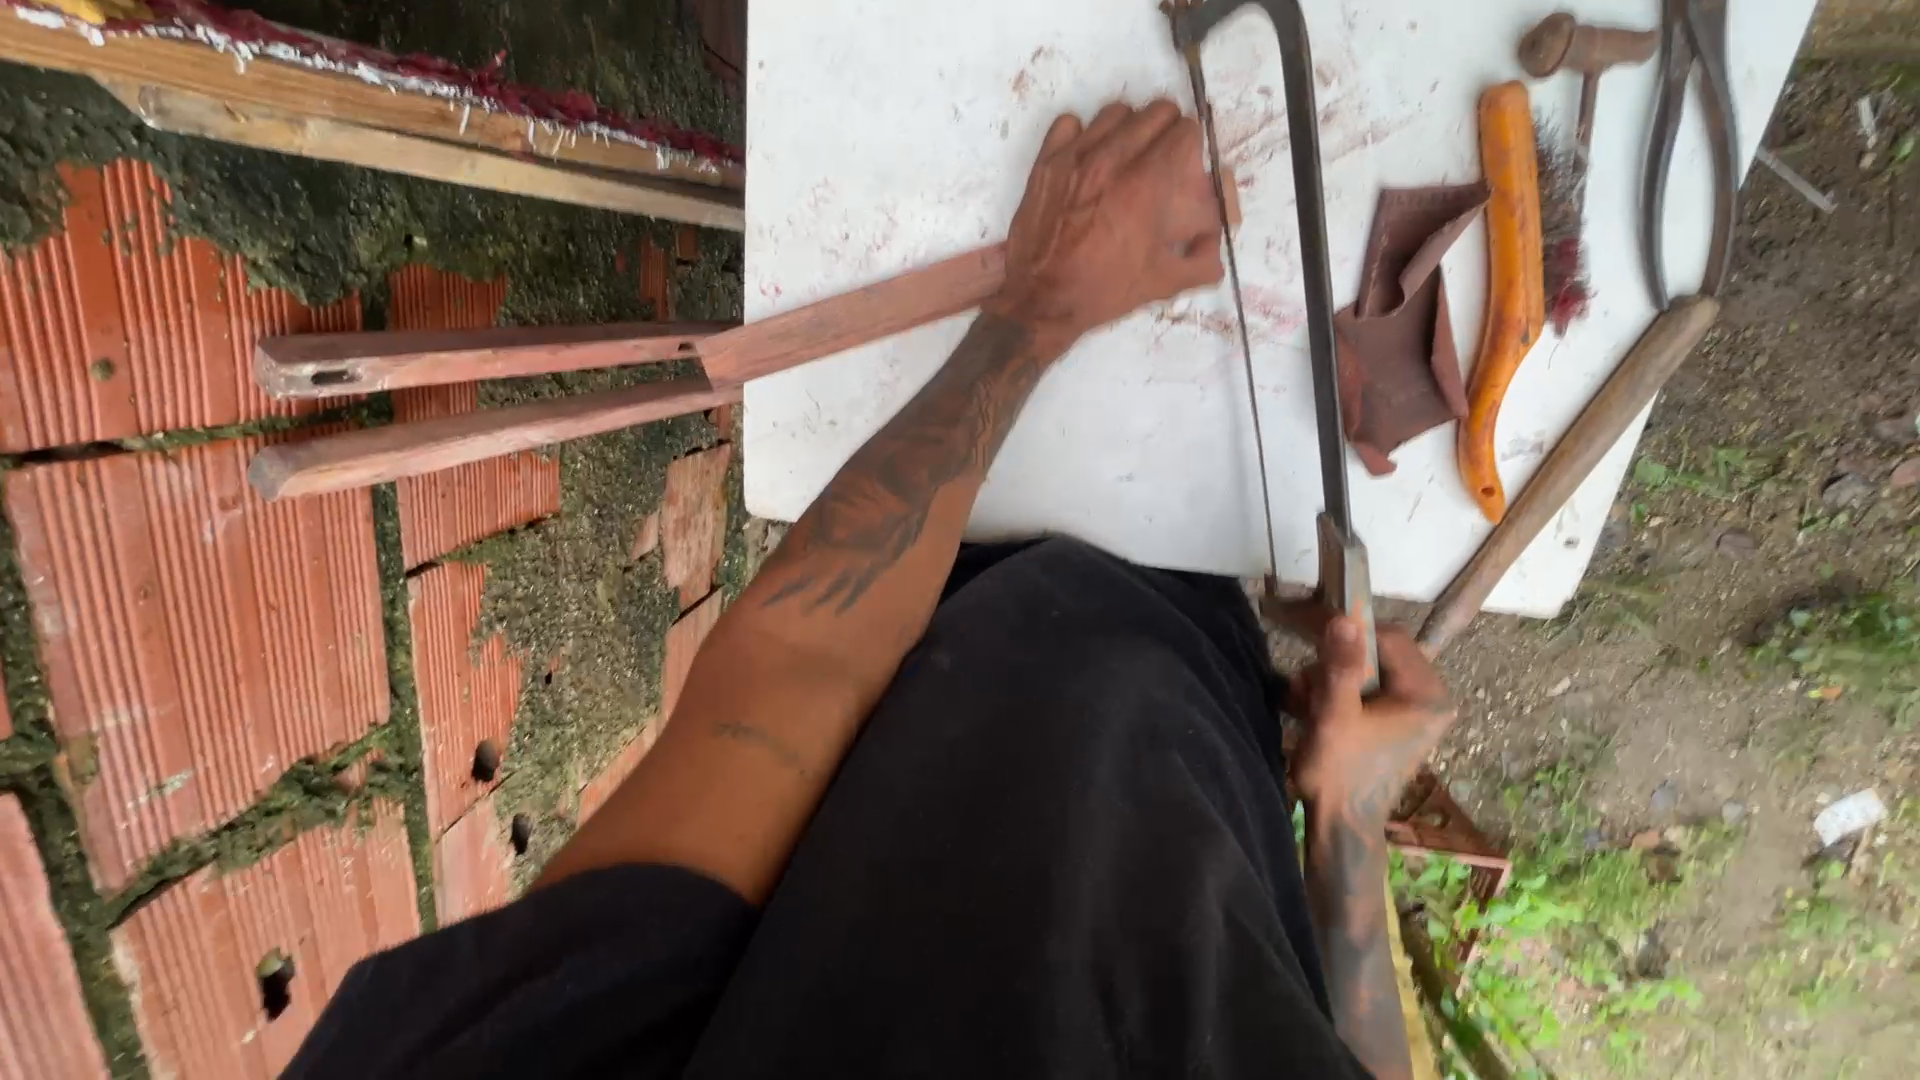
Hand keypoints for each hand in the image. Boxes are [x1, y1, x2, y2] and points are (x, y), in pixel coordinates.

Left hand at [986, 100, 1224, 343]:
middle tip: (1160, 159)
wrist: (1041, 302)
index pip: (1185, 130)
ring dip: (1127, 129)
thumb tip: (1218, 241)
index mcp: (1146, 185)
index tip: (1185, 164)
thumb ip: (1203, 261)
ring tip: (1125, 157)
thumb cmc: (1102, 292)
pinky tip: (1086, 160)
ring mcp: (1075, 158)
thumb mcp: (1161, 283)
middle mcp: (1112, 161)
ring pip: (1115, 112)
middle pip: (1156, 112)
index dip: (1191, 147)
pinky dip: (1081, 135)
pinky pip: (1069, 123)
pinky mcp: (1046, 164)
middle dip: (1166, 132)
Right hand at [1291, 617, 1455, 827]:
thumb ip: (1340, 668)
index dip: (1344, 627)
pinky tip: (1312, 711)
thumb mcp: (1334, 718)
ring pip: (1360, 666)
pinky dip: (1331, 691)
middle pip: (1373, 650)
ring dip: (1325, 678)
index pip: (1386, 637)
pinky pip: (1359, 685)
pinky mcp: (1391, 717)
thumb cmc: (1340, 774)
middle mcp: (1427, 695)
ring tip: (1306, 704)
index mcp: (1427, 695)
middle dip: (1331, 663)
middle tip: (1305, 685)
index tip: (1301, 622)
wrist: (1340, 824)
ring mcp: (1410, 707)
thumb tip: (1342, 619)